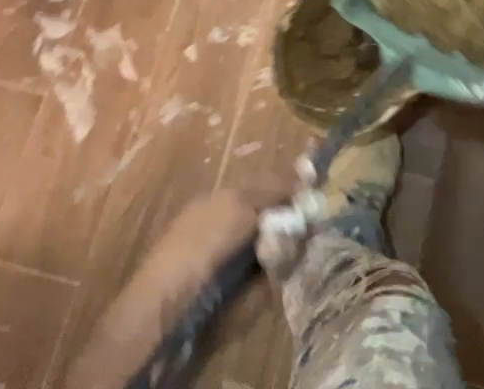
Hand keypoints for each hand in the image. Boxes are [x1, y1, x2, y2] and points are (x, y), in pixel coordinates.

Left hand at [64, 184, 288, 388]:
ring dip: (282, 254)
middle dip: (291, 226)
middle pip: (277, 220)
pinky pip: (266, 279)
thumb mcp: (240, 206)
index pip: (269, 187)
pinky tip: (268, 282)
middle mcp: (229, 226)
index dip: (292, 189)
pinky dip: (272, 279)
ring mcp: (231, 261)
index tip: (316, 195)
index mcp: (224, 199)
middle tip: (299, 235)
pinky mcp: (234, 293)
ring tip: (275, 264)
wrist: (167, 310)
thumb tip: (306, 173)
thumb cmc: (200, 245)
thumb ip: (275, 190)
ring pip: (275, 250)